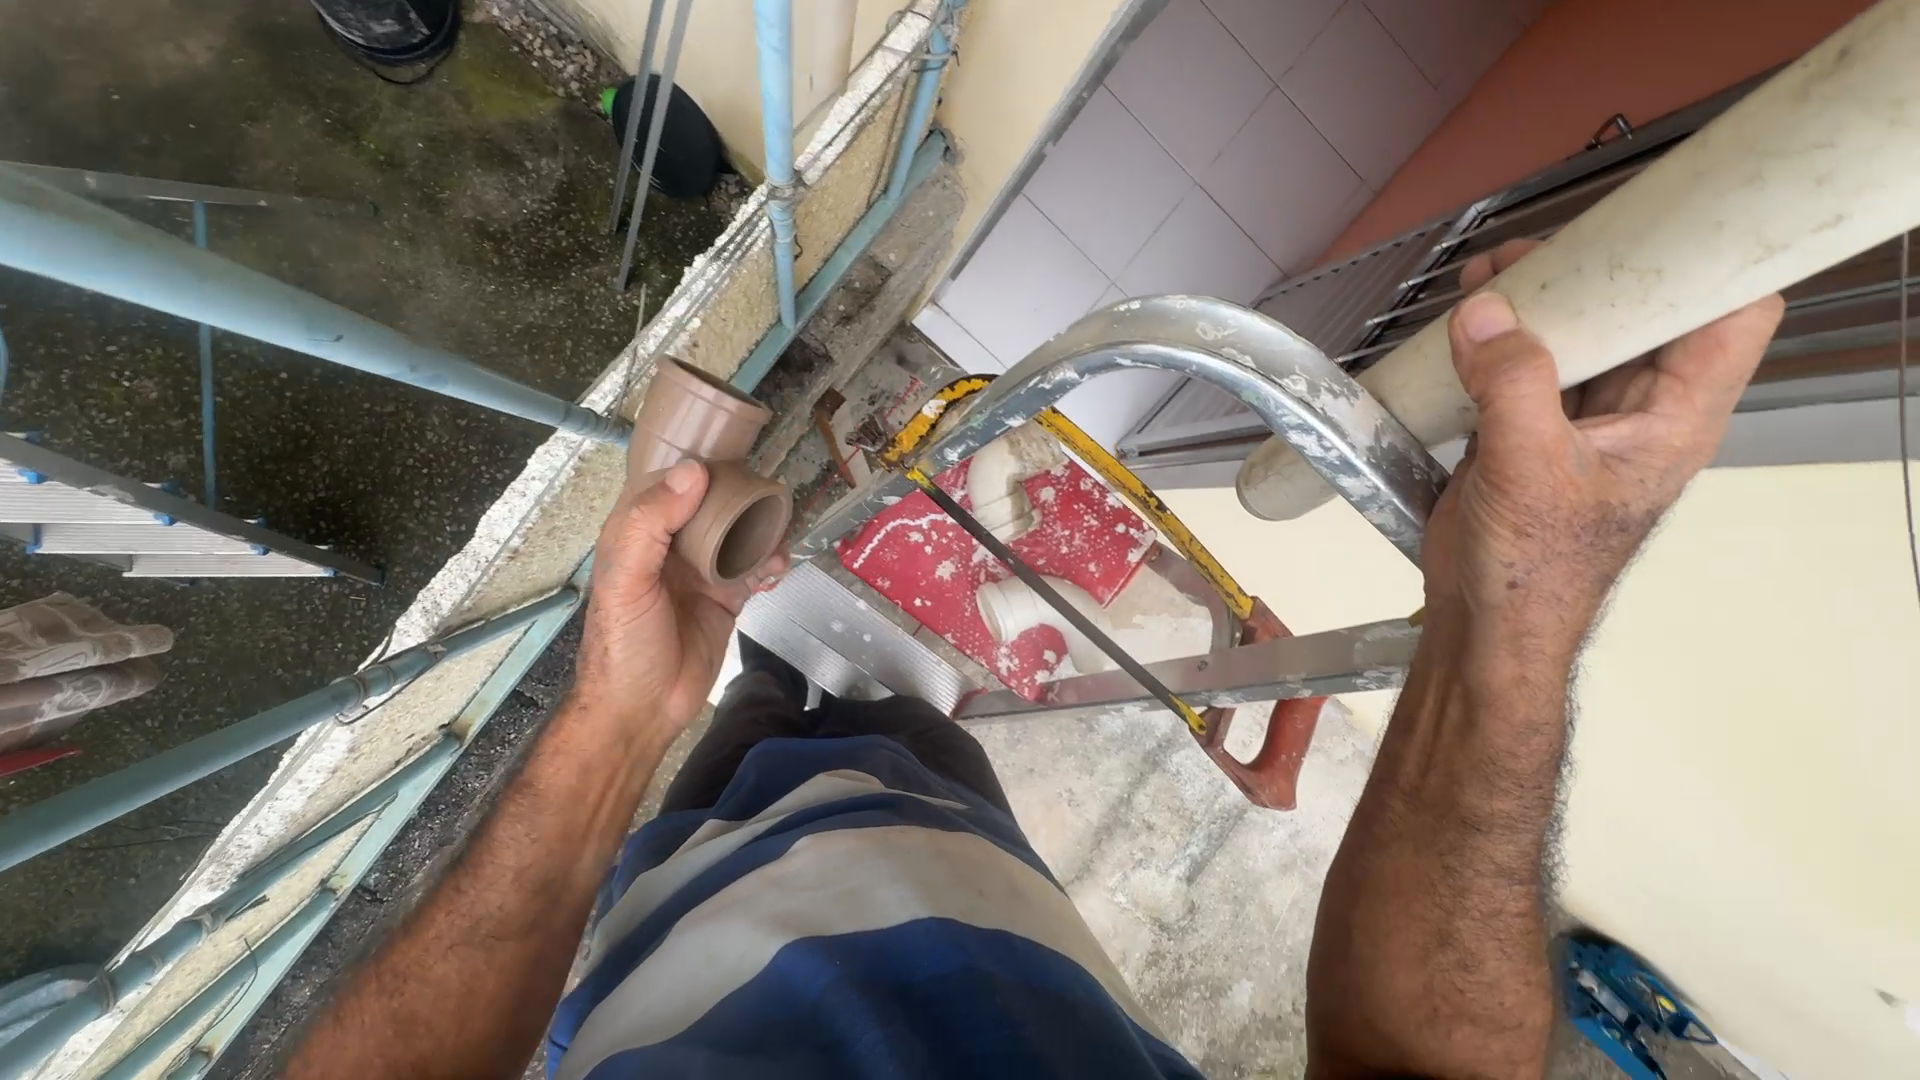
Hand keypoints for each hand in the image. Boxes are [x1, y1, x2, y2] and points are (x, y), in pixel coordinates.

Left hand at [572, 460, 787, 741]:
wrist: (645, 709)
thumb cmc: (624, 643)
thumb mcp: (627, 578)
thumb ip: (651, 522)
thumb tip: (694, 471)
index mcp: (637, 533)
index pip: (666, 484)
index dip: (695, 466)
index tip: (730, 449)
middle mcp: (671, 547)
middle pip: (710, 506)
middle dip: (740, 497)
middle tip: (767, 491)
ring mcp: (702, 572)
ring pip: (739, 535)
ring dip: (762, 530)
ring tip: (779, 532)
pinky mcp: (728, 598)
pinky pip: (756, 569)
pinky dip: (772, 564)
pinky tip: (779, 568)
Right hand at [1422, 240, 1783, 662]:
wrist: (1485, 615)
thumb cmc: (1533, 561)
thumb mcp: (1530, 469)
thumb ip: (1510, 386)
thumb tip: (1480, 312)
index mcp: (1674, 414)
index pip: (1728, 313)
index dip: (1704, 261)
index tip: (1646, 223)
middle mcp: (1636, 409)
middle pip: (1637, 314)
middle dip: (1586, 275)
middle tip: (1525, 257)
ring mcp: (1576, 420)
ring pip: (1571, 339)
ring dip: (1529, 308)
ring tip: (1481, 282)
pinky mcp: (1524, 431)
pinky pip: (1517, 371)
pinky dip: (1490, 345)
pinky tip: (1460, 329)